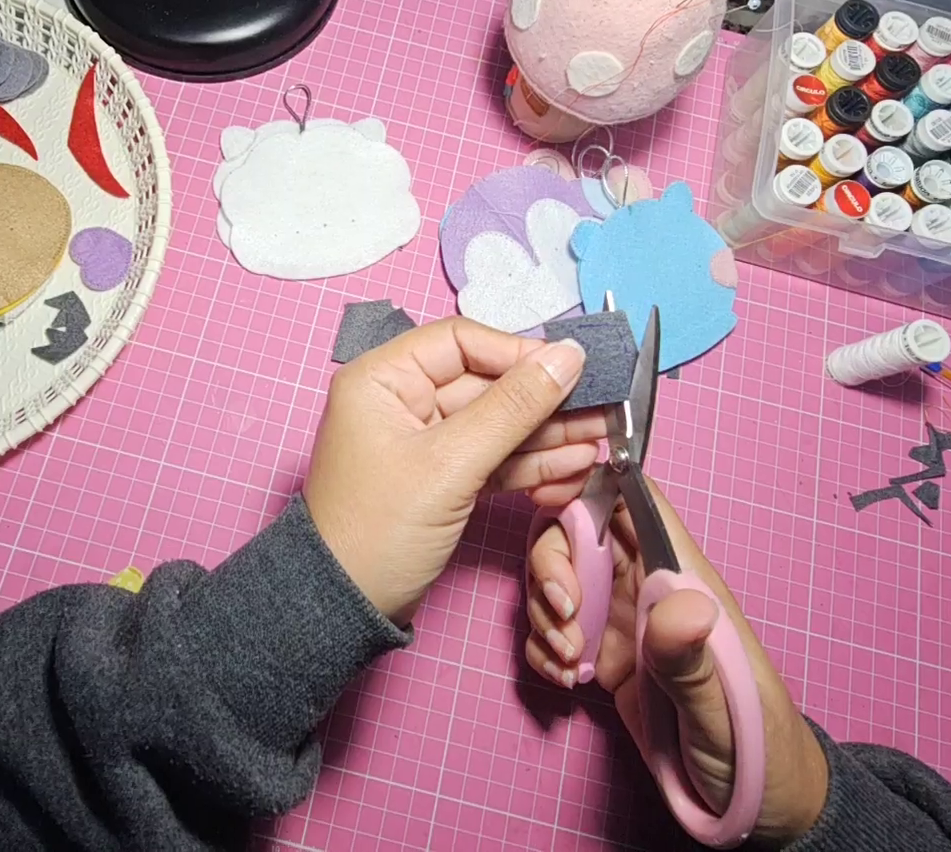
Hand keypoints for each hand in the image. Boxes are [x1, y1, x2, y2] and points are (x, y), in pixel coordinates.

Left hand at [305, 317, 601, 624]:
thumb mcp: (449, 464)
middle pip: (486, 384)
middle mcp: (401, 400)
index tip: (571, 367)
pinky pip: (493, 458)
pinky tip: (573, 465)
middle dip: (545, 400)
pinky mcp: (441, 477)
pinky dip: (530, 464)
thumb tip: (566, 357)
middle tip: (604, 407)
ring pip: (496, 424)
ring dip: (548, 434)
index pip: (461, 342)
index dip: (518, 353)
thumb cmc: (376, 530)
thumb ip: (512, 408)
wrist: (345, 607)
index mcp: (383, 379)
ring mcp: (423, 440)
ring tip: (602, 439)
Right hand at [524, 476, 829, 847]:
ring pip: (557, 578)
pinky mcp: (600, 649)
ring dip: (545, 614)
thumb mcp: (722, 710)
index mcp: (677, 575)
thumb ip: (691, 658)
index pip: (630, 499)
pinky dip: (544, 647)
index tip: (547, 502)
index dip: (586, 483)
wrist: (758, 801)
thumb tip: (681, 600)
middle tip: (564, 619)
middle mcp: (643, 583)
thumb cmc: (757, 751)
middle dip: (551, 567)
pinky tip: (565, 679)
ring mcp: (618, 615)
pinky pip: (554, 626)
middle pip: (576, 533)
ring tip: (570, 664)